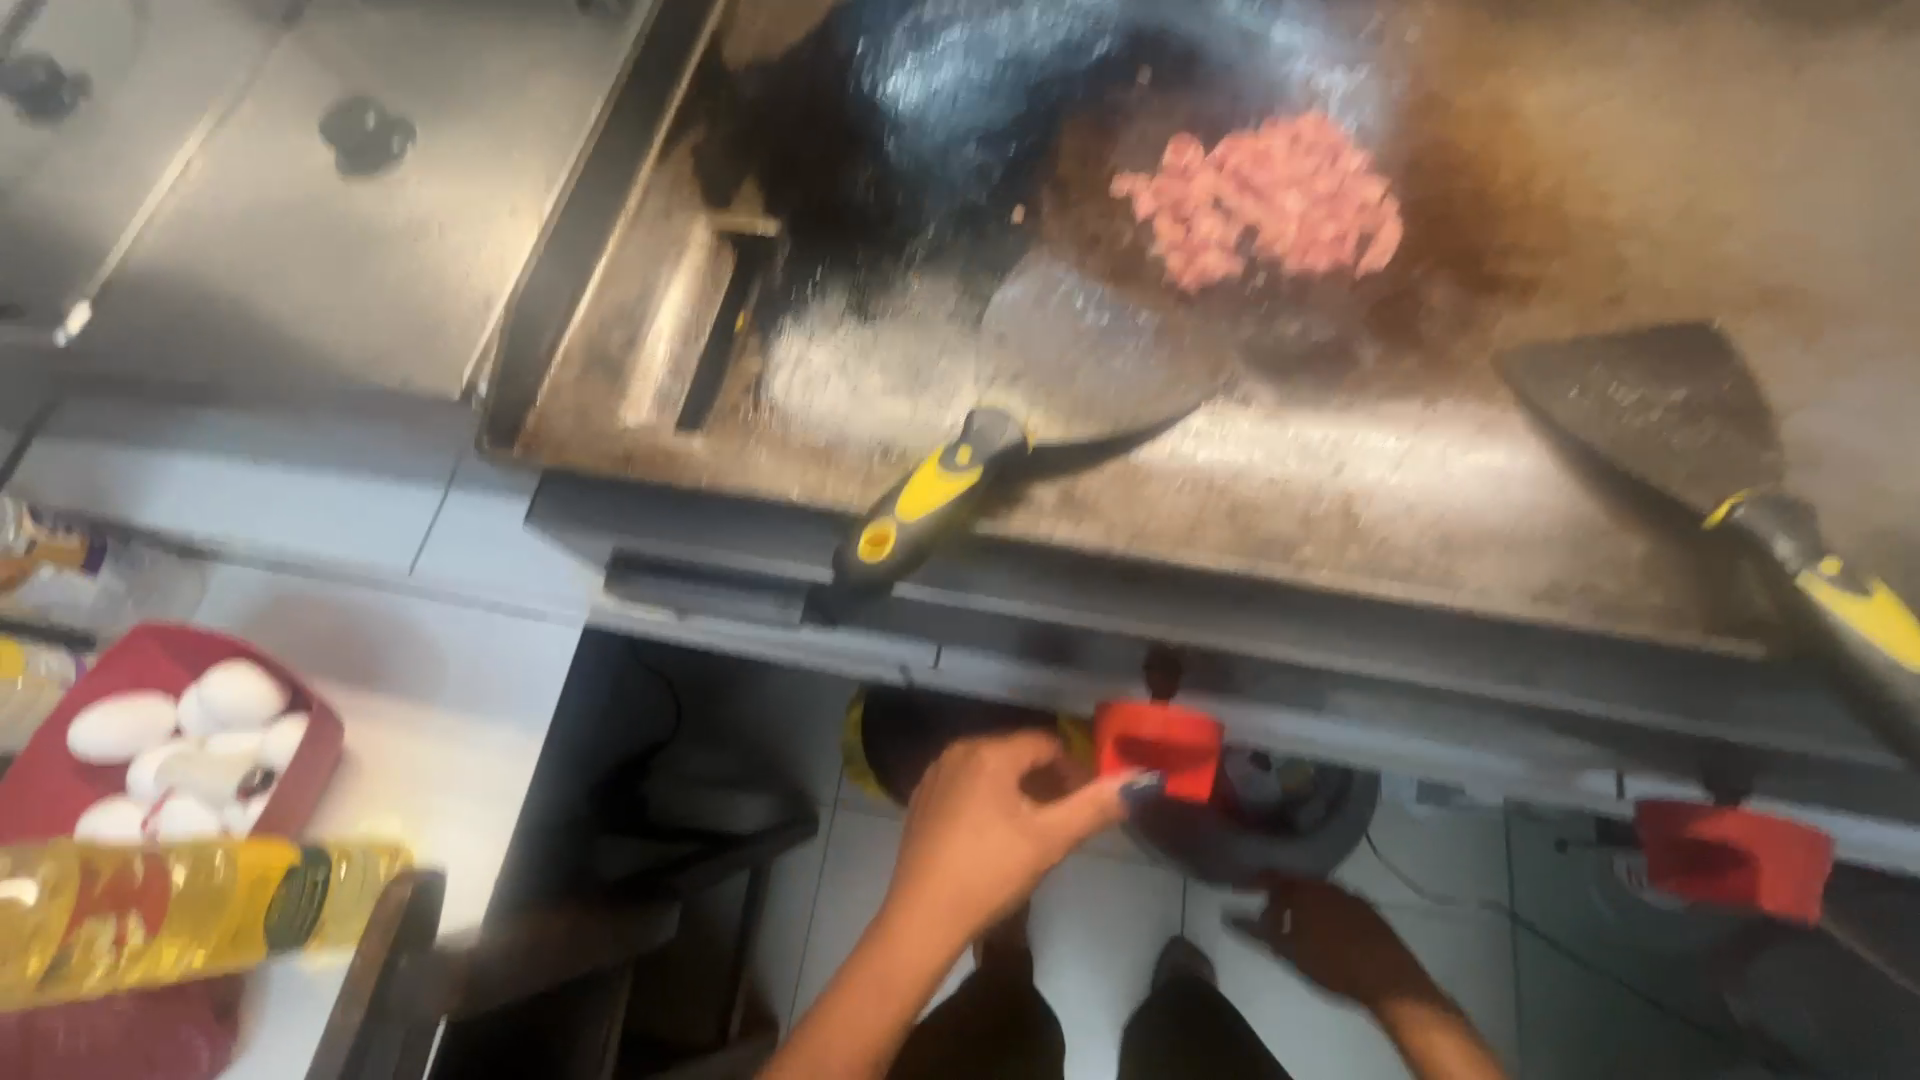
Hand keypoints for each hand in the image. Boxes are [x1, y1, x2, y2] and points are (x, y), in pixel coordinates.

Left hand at [880, 732, 1146, 952]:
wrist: (922, 918)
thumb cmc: (990, 873)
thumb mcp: (1051, 840)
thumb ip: (1096, 806)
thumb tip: (1143, 778)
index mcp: (989, 752)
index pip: (1047, 744)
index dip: (1074, 771)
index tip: (1086, 807)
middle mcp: (958, 751)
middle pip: (1018, 754)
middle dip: (1048, 781)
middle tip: (1062, 823)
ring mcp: (934, 775)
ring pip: (992, 770)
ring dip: (1019, 791)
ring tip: (1032, 834)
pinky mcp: (921, 799)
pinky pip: (966, 785)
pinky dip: (988, 800)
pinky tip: (993, 840)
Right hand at [1243, 876, 1441, 1013]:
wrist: (1391, 981)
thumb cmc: (1333, 964)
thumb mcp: (1288, 951)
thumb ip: (1257, 931)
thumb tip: (1226, 916)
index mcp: (1303, 889)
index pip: (1271, 877)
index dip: (1254, 883)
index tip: (1240, 890)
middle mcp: (1326, 884)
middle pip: (1295, 884)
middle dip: (1280, 898)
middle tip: (1271, 918)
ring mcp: (1351, 896)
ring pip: (1318, 894)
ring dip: (1304, 906)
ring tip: (1298, 928)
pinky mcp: (1371, 911)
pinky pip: (1339, 904)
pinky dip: (1327, 913)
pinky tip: (1328, 934)